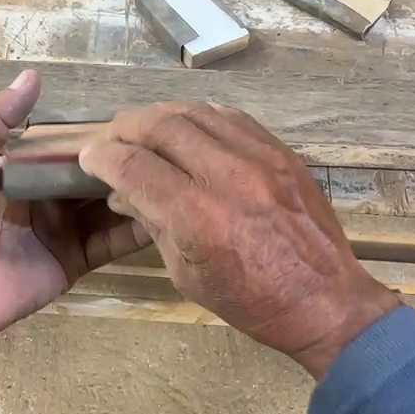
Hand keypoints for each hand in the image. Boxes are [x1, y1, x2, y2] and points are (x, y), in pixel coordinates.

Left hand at [0, 70, 149, 412]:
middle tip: (157, 140)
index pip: (62, 148)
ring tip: (168, 167)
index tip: (125, 116)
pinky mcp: (76, 260)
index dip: (89, 134)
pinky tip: (164, 207)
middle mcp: (45, 200)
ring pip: (107, 206)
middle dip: (118, 159)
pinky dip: (136, 229)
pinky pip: (111, 242)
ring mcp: (63, 231)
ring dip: (133, 189)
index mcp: (18, 174)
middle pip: (89, 176)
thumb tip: (32, 76)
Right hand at [78, 102, 399, 378]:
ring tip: (145, 126)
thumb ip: (153, 224)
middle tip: (113, 135)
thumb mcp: (186, 274)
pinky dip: (201, 116)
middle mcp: (227, 176)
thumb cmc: (250, 301)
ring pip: (197, 112)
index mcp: (197, 217)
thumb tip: (123, 191)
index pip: (134, 166)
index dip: (103, 156)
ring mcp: (260, 158)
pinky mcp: (282, 152)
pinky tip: (188, 126)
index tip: (90, 155)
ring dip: (162, 114)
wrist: (324, 299)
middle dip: (127, 126)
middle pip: (162, 126)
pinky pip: (232, 117)